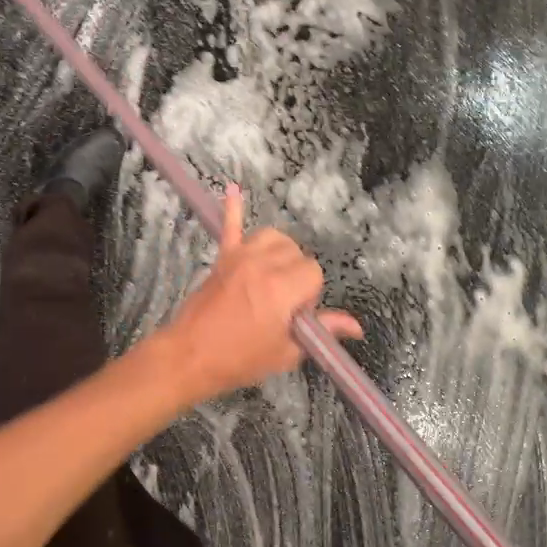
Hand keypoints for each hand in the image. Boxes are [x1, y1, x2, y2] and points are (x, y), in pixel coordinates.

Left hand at [154, 183, 362, 402]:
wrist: (192, 354)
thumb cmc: (241, 358)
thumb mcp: (287, 351)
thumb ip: (323, 330)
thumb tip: (355, 327)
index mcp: (281, 288)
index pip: (313, 271)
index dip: (310, 294)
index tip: (296, 314)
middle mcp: (261, 264)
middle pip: (295, 251)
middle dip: (297, 275)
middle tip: (284, 304)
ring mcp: (240, 256)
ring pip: (272, 236)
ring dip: (280, 251)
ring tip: (275, 275)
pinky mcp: (222, 256)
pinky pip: (230, 225)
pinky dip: (233, 208)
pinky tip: (233, 189)